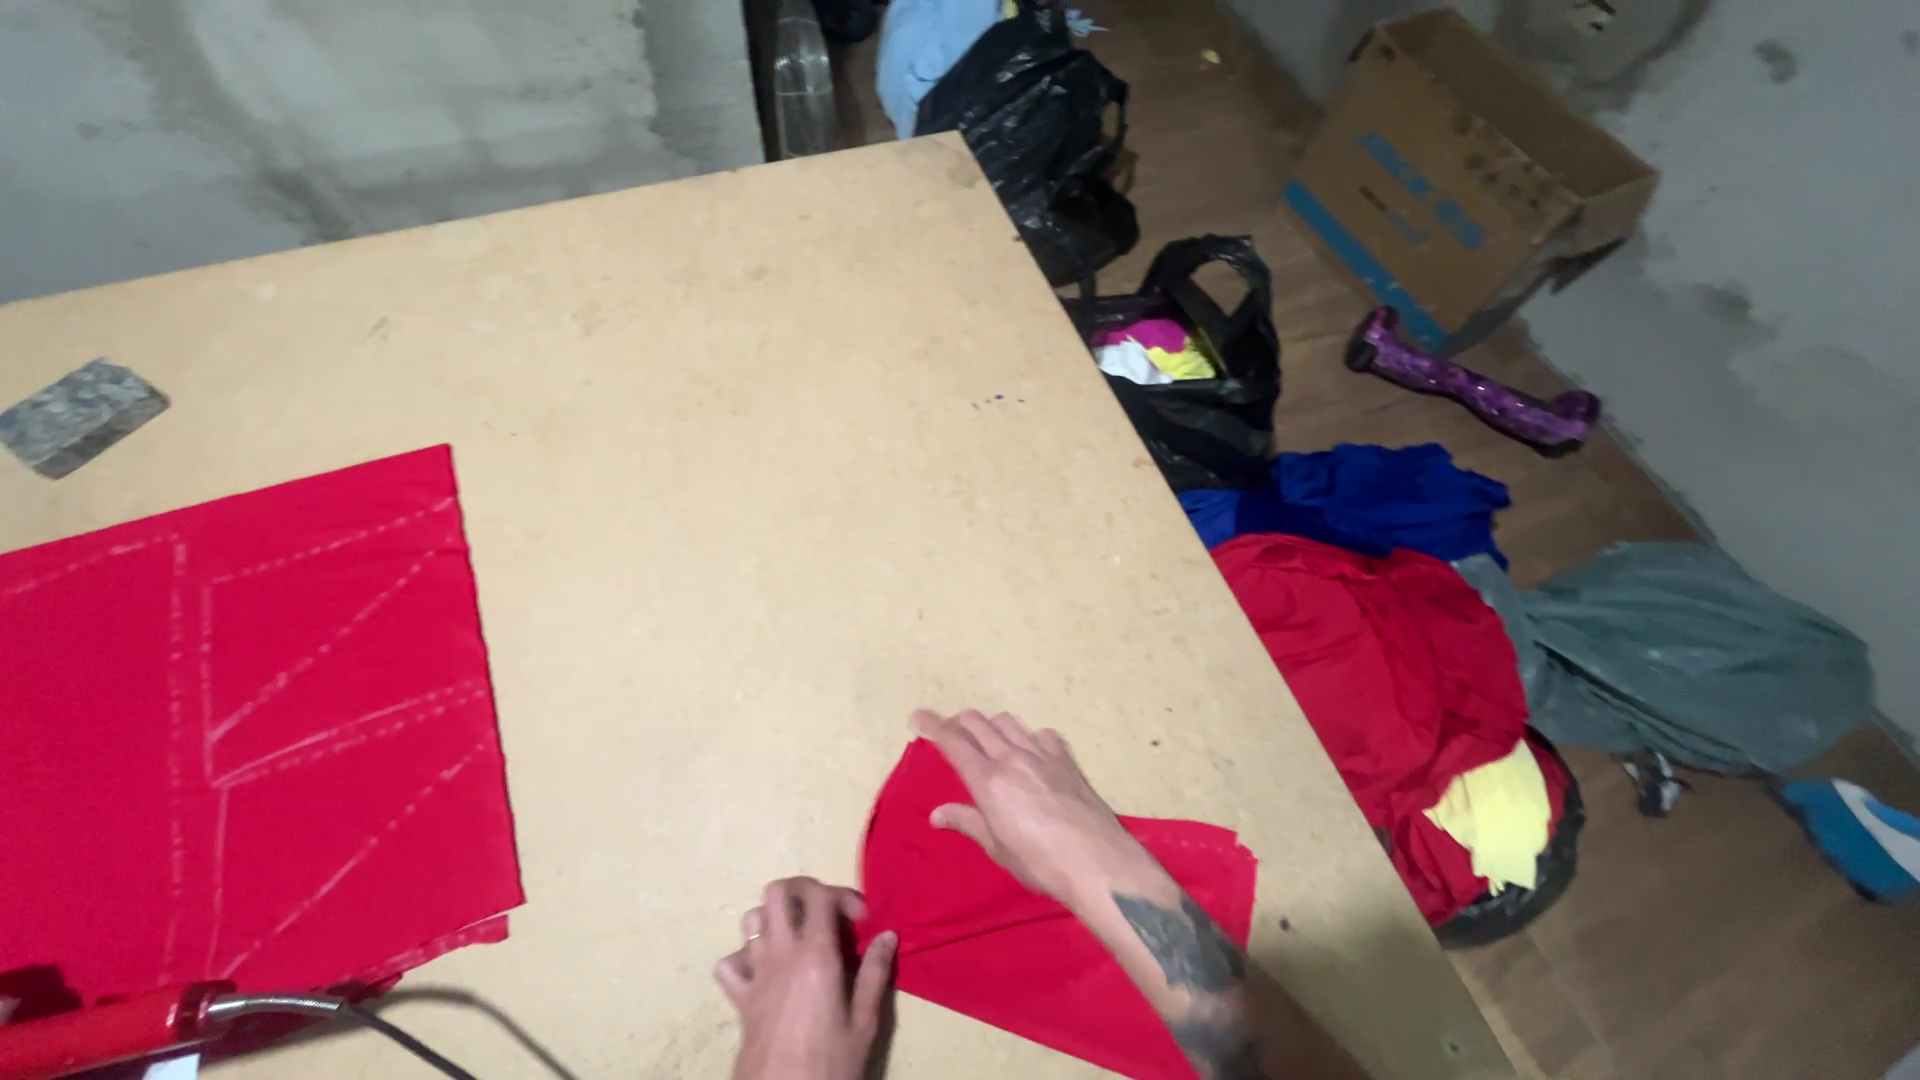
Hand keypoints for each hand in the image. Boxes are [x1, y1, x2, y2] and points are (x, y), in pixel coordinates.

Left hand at [715, 877, 897, 1079]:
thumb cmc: (829, 1065)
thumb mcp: (864, 1022)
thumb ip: (876, 973)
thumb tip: (887, 935)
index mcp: (816, 955)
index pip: (821, 895)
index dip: (843, 895)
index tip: (860, 920)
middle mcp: (782, 953)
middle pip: (777, 891)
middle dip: (802, 890)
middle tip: (824, 912)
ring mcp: (755, 973)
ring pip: (751, 919)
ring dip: (773, 918)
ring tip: (797, 936)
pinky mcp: (739, 997)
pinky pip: (730, 962)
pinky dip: (744, 957)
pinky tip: (765, 970)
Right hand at [913, 709, 1163, 913]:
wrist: (1097, 861)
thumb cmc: (1040, 863)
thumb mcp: (997, 848)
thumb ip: (968, 822)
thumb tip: (937, 814)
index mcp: (988, 780)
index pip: (952, 741)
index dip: (932, 725)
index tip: (917, 716)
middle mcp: (1011, 758)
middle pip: (977, 723)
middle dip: (958, 722)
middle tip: (950, 734)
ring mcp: (1041, 754)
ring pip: (1008, 721)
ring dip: (990, 725)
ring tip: (987, 740)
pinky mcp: (1066, 758)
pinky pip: (1040, 734)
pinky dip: (1027, 737)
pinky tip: (1030, 752)